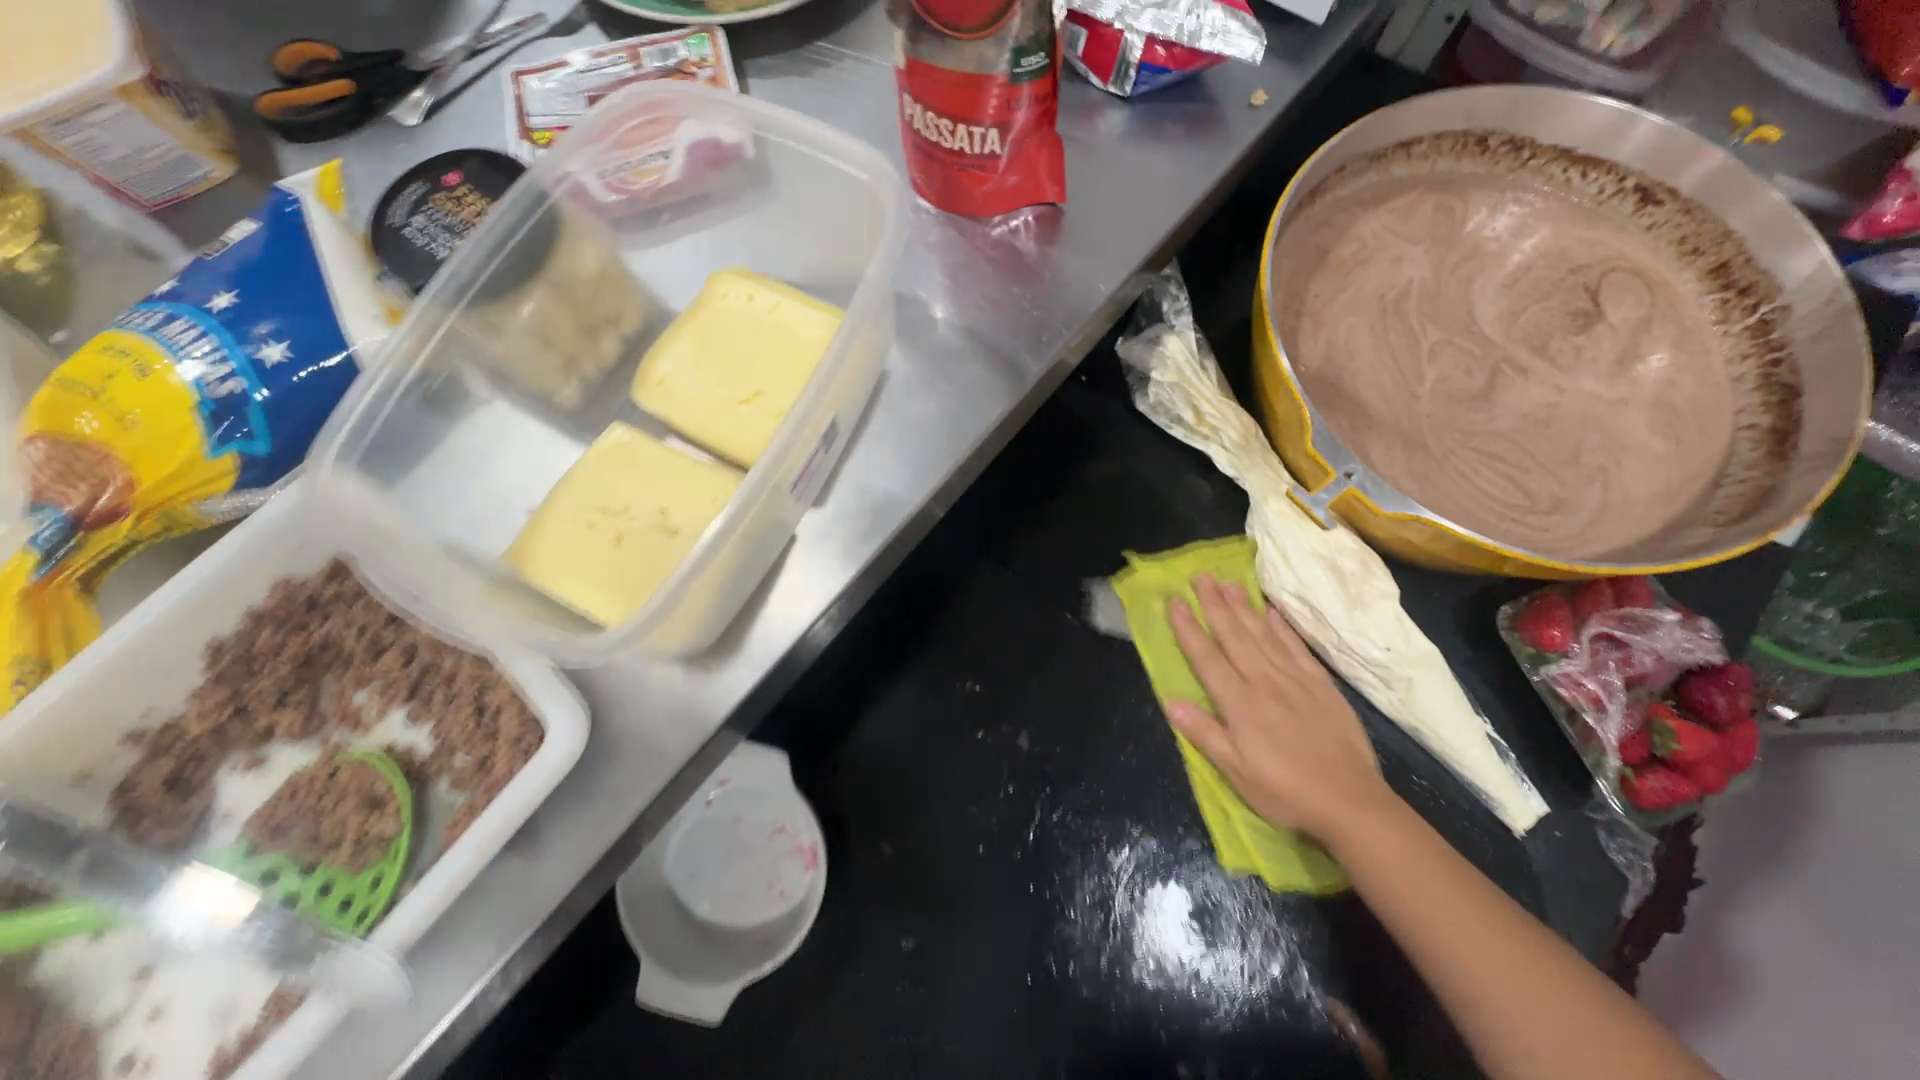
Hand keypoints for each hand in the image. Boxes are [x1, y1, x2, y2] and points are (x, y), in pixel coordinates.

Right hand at [1166, 574, 1395, 843]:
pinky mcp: (1322, 685)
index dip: (1188, 629)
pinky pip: (1297, 647)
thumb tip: (1170, 701)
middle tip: (1201, 577)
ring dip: (1243, 607)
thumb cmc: (1286, 793)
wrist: (1351, 802)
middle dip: (1215, 605)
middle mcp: (1265, 682)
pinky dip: (1283, 627)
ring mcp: (1296, 680)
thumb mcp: (1236, 772)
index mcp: (1240, 704)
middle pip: (1235, 636)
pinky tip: (1272, 611)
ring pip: (1264, 634)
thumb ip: (1204, 734)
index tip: (1174, 602)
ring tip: (1228, 583)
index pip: (1207, 658)